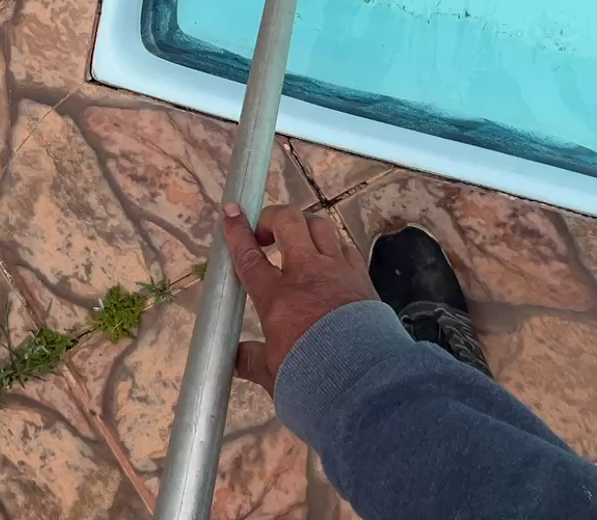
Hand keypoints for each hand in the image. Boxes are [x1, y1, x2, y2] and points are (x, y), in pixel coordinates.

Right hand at [223, 202, 379, 395]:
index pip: (250, 256)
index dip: (238, 231)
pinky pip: (346, 246)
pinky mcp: (362, 277)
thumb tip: (235, 358)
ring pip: (320, 225)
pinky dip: (334, 246)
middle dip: (273, 217)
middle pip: (289, 222)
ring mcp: (337, 271)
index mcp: (277, 298)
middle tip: (265, 231)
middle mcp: (306, 274)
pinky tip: (330, 259)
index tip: (231, 211)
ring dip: (305, 226)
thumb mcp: (273, 374)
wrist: (365, 386)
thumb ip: (252, 360)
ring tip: (298, 241)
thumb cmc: (313, 381)